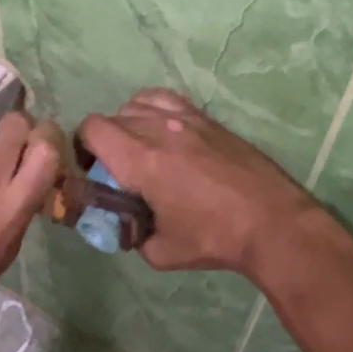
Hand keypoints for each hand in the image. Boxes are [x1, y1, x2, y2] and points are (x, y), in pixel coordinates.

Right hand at [79, 88, 318, 275]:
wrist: (270, 220)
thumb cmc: (213, 238)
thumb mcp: (161, 252)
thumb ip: (132, 234)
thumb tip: (125, 223)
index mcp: (140, 160)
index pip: (92, 129)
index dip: (82, 147)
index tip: (91, 171)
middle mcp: (157, 129)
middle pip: (113, 117)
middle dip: (106, 141)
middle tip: (117, 171)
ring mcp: (185, 118)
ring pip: (139, 103)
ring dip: (130, 122)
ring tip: (142, 149)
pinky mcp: (206, 118)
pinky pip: (167, 99)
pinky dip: (155, 109)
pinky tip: (164, 131)